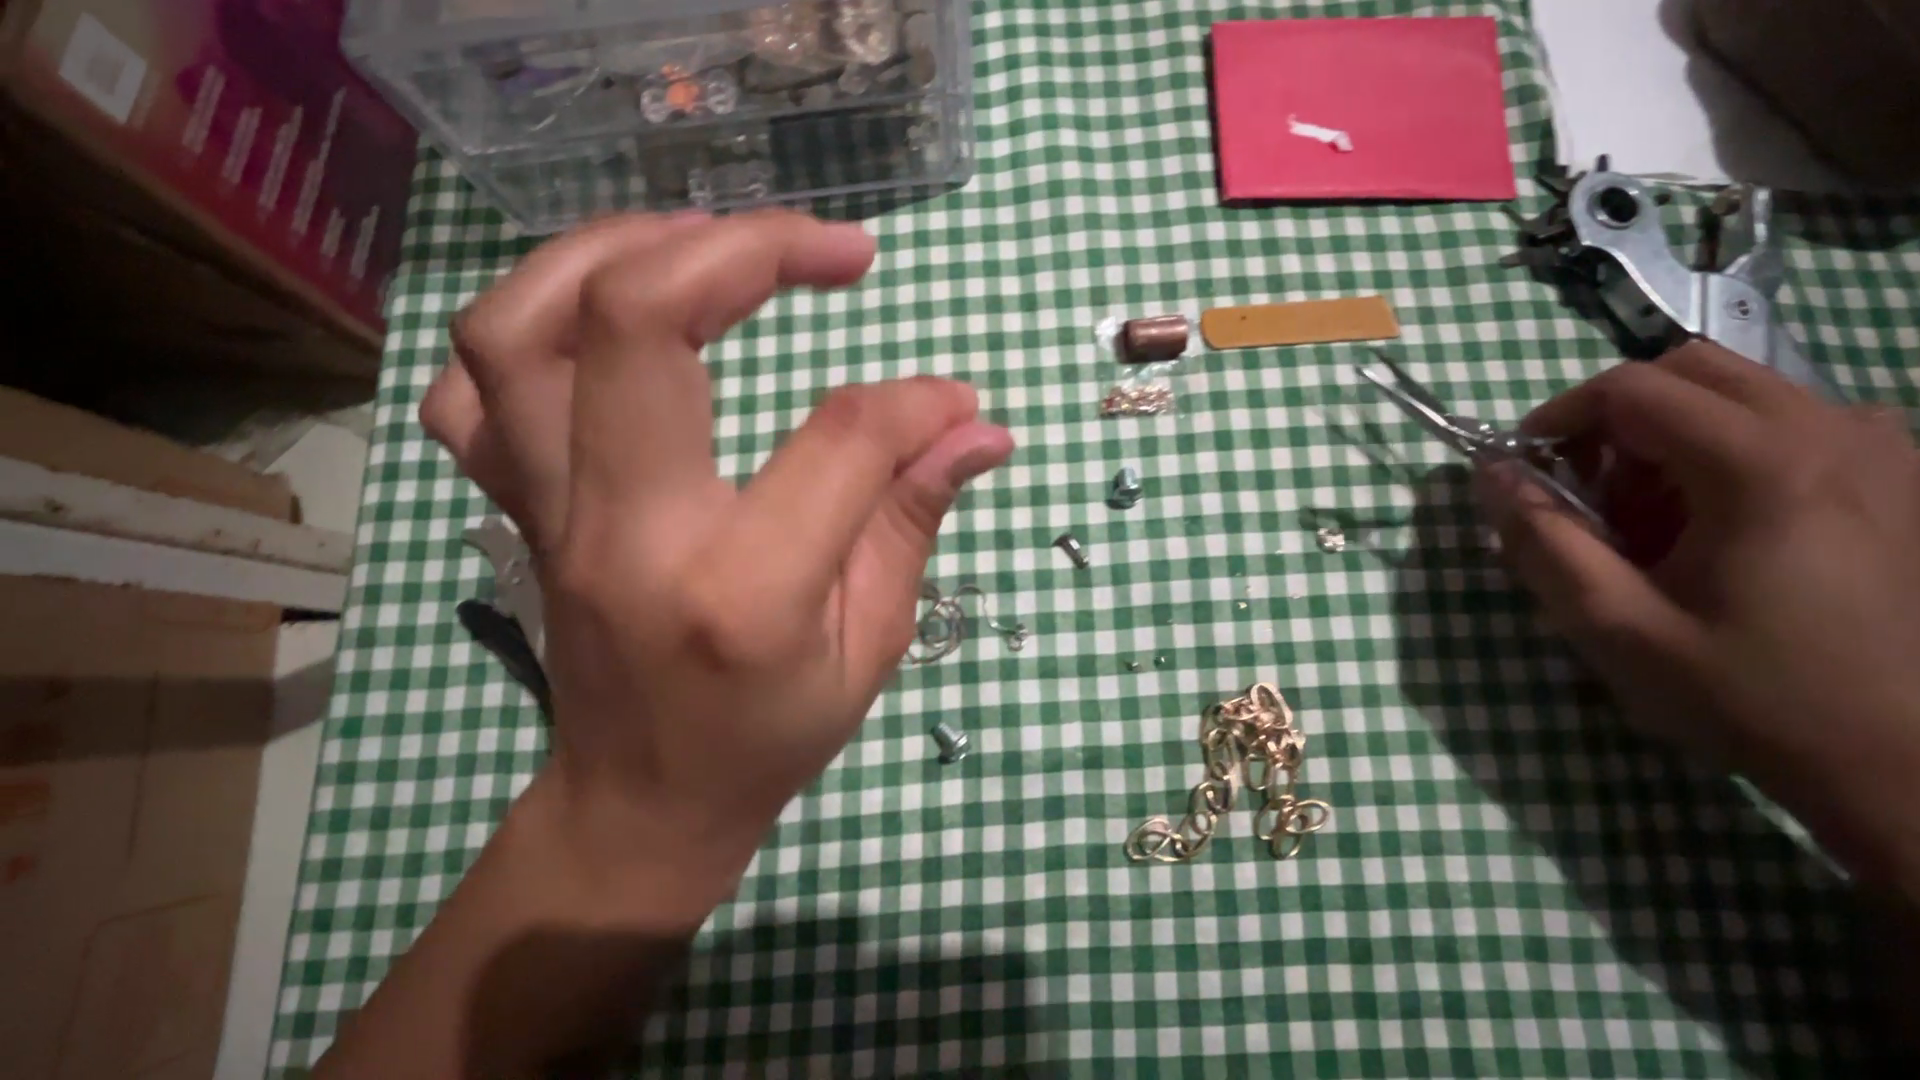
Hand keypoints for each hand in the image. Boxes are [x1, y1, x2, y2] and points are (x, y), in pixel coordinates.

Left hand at [420, 210, 1013, 909]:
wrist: (641, 801)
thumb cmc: (768, 736)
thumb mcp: (870, 645)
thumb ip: (915, 519)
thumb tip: (978, 426)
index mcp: (742, 588)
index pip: (840, 439)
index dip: (915, 402)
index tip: (953, 403)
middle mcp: (627, 532)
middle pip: (636, 322)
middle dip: (745, 248)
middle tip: (825, 247)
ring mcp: (550, 514)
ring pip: (519, 328)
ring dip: (615, 249)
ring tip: (707, 245)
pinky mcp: (514, 507)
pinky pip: (468, 387)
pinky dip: (527, 324)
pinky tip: (606, 319)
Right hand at [1477, 342, 1919, 890]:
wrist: (1902, 760)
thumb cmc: (1749, 695)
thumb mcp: (1615, 627)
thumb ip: (1542, 542)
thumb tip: (1490, 473)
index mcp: (1763, 467)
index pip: (1631, 388)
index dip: (1559, 419)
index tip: (1530, 471)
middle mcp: (1835, 433)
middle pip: (1692, 370)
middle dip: (1619, 418)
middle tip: (1594, 490)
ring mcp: (1884, 451)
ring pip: (1745, 392)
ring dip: (1677, 433)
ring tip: (1662, 516)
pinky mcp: (1905, 477)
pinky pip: (1797, 422)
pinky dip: (1735, 448)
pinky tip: (1728, 521)